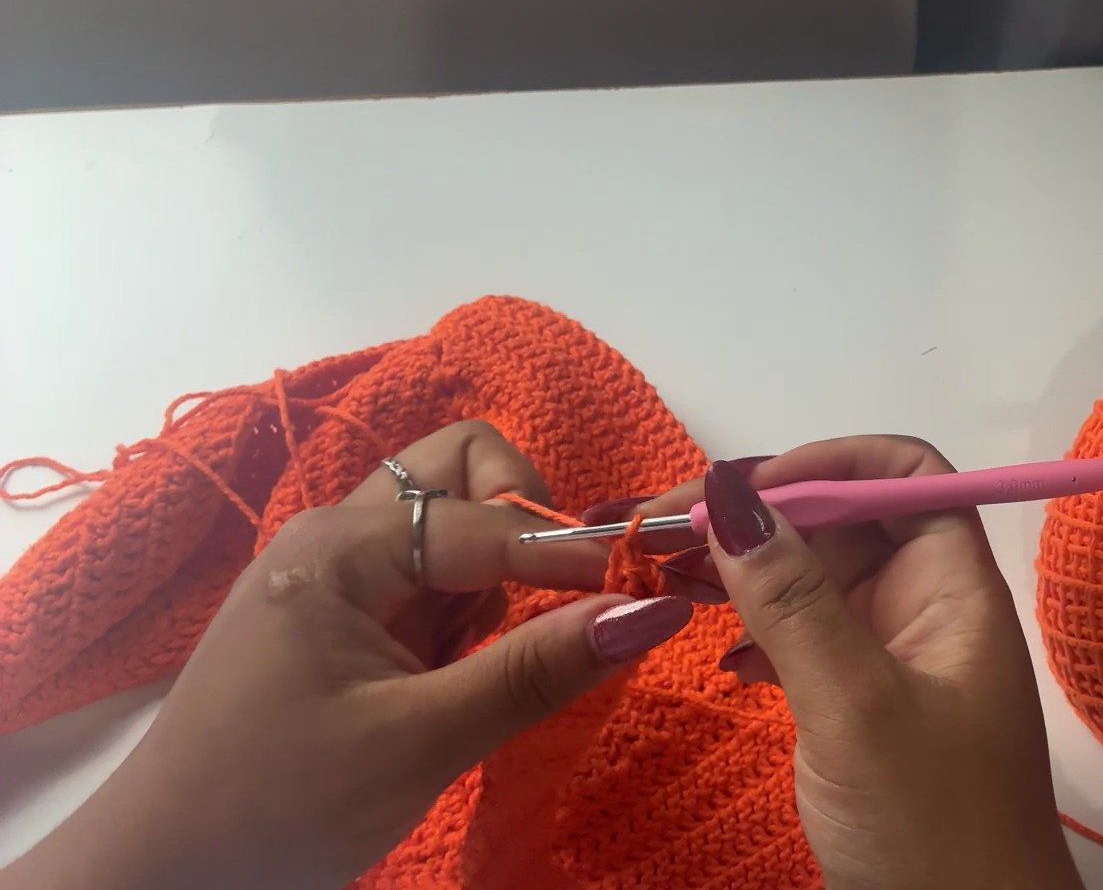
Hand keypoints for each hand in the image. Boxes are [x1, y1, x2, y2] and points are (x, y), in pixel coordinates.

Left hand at [1, 421, 692, 889]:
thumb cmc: (272, 813)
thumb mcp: (420, 744)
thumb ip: (541, 668)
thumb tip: (655, 608)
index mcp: (342, 548)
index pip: (495, 520)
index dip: (573, 552)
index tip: (638, 588)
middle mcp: (343, 532)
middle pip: (468, 463)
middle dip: (526, 510)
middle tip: (549, 580)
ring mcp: (348, 565)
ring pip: (466, 511)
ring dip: (504, 563)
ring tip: (481, 648)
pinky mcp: (359, 603)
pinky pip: (451, 563)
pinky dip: (481, 595)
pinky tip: (455, 661)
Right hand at [643, 438, 1083, 889]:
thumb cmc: (931, 825)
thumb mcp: (855, 705)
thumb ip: (792, 599)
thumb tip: (730, 492)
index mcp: (952, 583)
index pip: (908, 475)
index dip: (835, 461)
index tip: (751, 484)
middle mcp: (924, 601)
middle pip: (847, 521)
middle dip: (764, 515)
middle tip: (664, 526)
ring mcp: (891, 649)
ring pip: (817, 576)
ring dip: (747, 571)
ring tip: (664, 572)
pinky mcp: (860, 695)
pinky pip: (806, 634)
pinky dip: (760, 633)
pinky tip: (721, 656)